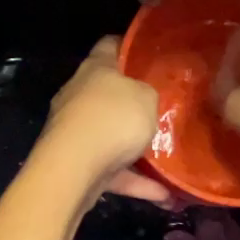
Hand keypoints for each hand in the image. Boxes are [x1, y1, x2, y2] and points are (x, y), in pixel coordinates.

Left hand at [35, 37, 172, 204]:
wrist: (72, 170)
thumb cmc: (112, 120)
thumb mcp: (146, 98)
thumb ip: (148, 94)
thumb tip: (144, 99)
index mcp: (94, 69)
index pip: (109, 45)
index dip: (130, 46)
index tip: (150, 54)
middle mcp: (79, 96)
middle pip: (108, 94)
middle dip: (132, 103)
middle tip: (163, 109)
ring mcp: (73, 132)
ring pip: (109, 137)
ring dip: (136, 150)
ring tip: (167, 158)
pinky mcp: (75, 165)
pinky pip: (112, 171)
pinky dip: (134, 182)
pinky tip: (163, 194)